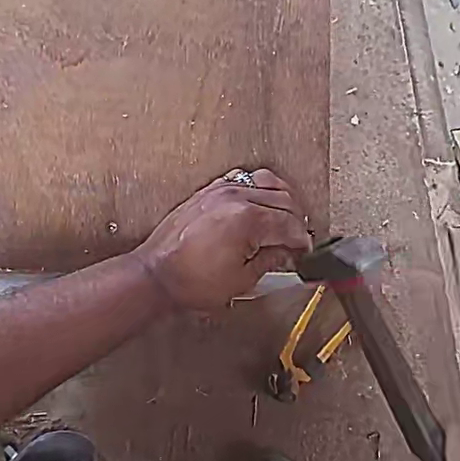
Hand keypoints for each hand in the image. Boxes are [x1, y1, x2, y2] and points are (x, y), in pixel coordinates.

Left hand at [131, 169, 312, 310]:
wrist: (156, 275)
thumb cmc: (190, 281)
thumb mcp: (241, 279)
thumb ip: (270, 260)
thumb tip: (287, 253)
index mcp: (248, 219)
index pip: (290, 224)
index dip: (302, 241)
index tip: (304, 253)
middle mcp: (236, 198)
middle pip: (285, 199)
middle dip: (296, 221)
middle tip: (295, 242)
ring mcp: (220, 191)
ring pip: (267, 182)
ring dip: (281, 200)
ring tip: (282, 223)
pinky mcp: (208, 192)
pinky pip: (243, 179)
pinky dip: (258, 190)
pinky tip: (258, 208)